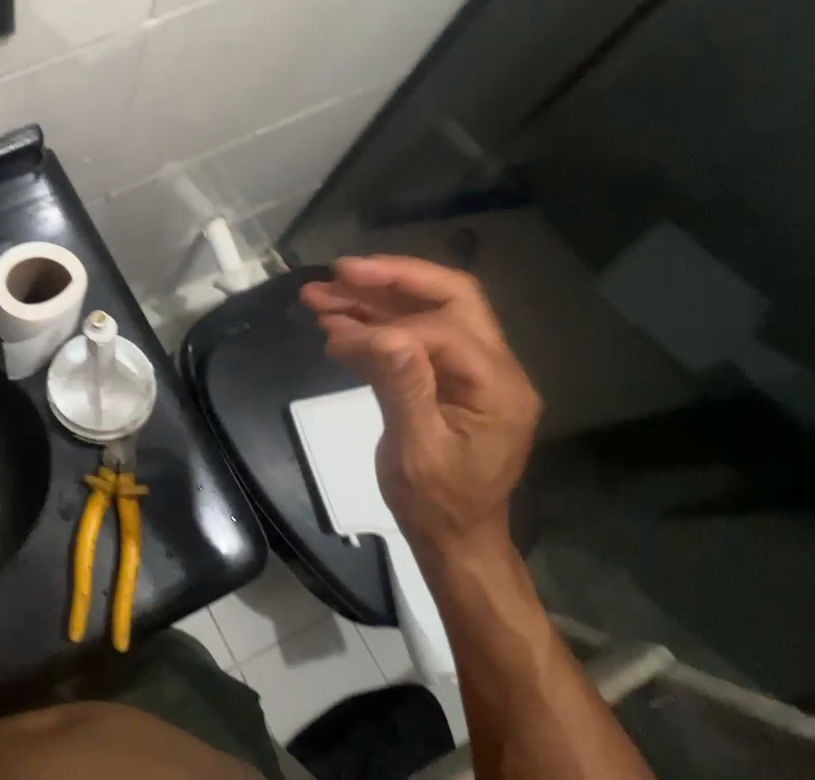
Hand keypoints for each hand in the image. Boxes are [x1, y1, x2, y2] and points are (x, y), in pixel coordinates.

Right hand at [300, 256, 540, 558]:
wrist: (454, 540)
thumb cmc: (437, 504)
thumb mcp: (417, 452)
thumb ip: (404, 388)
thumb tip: (383, 335)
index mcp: (497, 385)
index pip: (443, 328)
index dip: (387, 323)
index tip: (334, 331)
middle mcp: (495, 368)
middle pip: (448, 299)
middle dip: (391, 280)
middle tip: (339, 273)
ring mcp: (473, 371)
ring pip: (426, 313)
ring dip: (373, 300)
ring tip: (318, 296)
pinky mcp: (449, 379)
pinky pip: (415, 338)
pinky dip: (376, 326)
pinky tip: (336, 325)